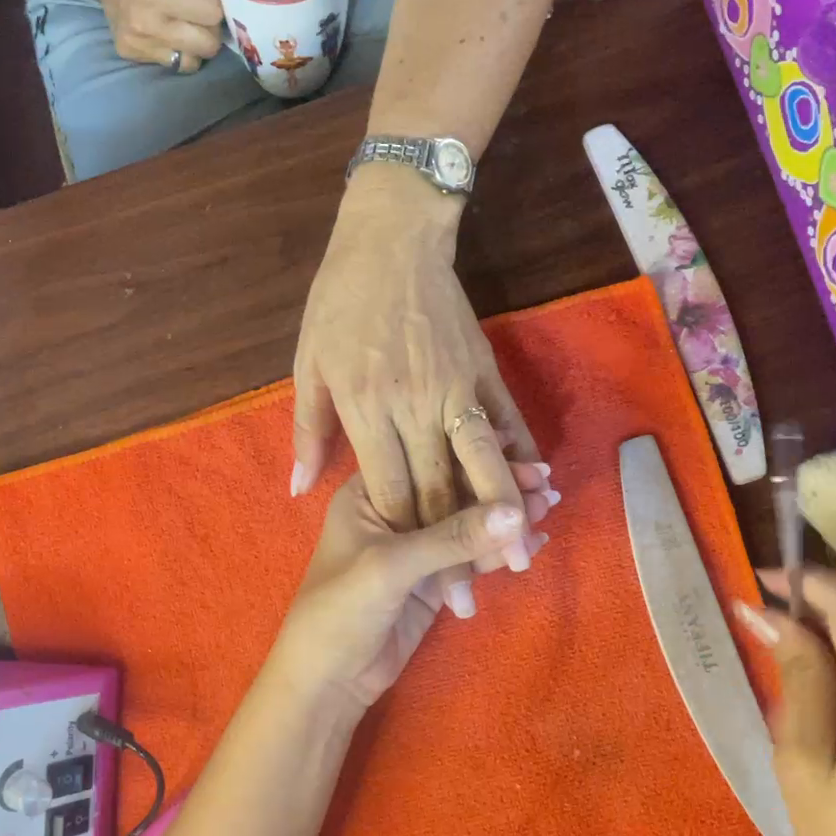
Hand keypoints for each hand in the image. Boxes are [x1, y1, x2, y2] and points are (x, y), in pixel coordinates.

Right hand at [65, 0, 227, 70]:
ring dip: (195, 41)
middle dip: (208, 24)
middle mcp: (145, 25)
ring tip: (182, 16)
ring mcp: (136, 43)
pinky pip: (174, 62)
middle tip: (194, 3)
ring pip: (193, 60)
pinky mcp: (129, 52)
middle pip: (207, 44)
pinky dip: (178, 48)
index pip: (213, 13)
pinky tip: (167, 26)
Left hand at [270, 469, 555, 706]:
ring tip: (549, 506)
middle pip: (454, 491)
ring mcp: (415, 546)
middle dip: (498, 489)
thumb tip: (516, 512)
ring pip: (467, 524)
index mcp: (368, 492)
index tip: (521, 458)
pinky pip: (471, 557)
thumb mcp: (391, 567)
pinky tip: (535, 540)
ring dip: (506, 518)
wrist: (327, 680)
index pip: (428, 463)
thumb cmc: (340, 611)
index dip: (474, 459)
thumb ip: (452, 538)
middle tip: (545, 485)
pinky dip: (500, 549)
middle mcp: (393, 510)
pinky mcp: (433, 579)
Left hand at [291, 169, 540, 615]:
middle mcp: (414, 407)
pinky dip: (524, 455)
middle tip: (477, 599)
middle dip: (459, 549)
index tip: (425, 587)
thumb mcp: (306, 365)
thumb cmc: (337, 304)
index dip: (411, 544)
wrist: (390, 236)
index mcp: (366, 410)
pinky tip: (539, 489)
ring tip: (522, 555)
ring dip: (504, 512)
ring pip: (483, 461)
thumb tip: (297, 489)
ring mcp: (455, 387)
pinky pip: (509, 419)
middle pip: (440, 489)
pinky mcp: (484, 369)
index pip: (393, 491)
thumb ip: (307, 431)